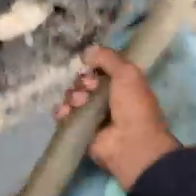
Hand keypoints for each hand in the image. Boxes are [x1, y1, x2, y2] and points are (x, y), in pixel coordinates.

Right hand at [54, 45, 180, 189]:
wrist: (132, 144)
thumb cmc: (134, 106)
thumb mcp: (128, 73)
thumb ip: (108, 58)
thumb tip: (87, 51)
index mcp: (122, 84)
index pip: (100, 69)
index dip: (93, 66)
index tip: (92, 68)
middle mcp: (107, 98)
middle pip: (84, 82)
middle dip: (83, 81)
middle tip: (89, 88)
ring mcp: (92, 115)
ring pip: (73, 97)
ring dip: (73, 95)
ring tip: (80, 102)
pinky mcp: (80, 130)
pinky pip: (64, 115)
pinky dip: (62, 111)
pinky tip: (65, 111)